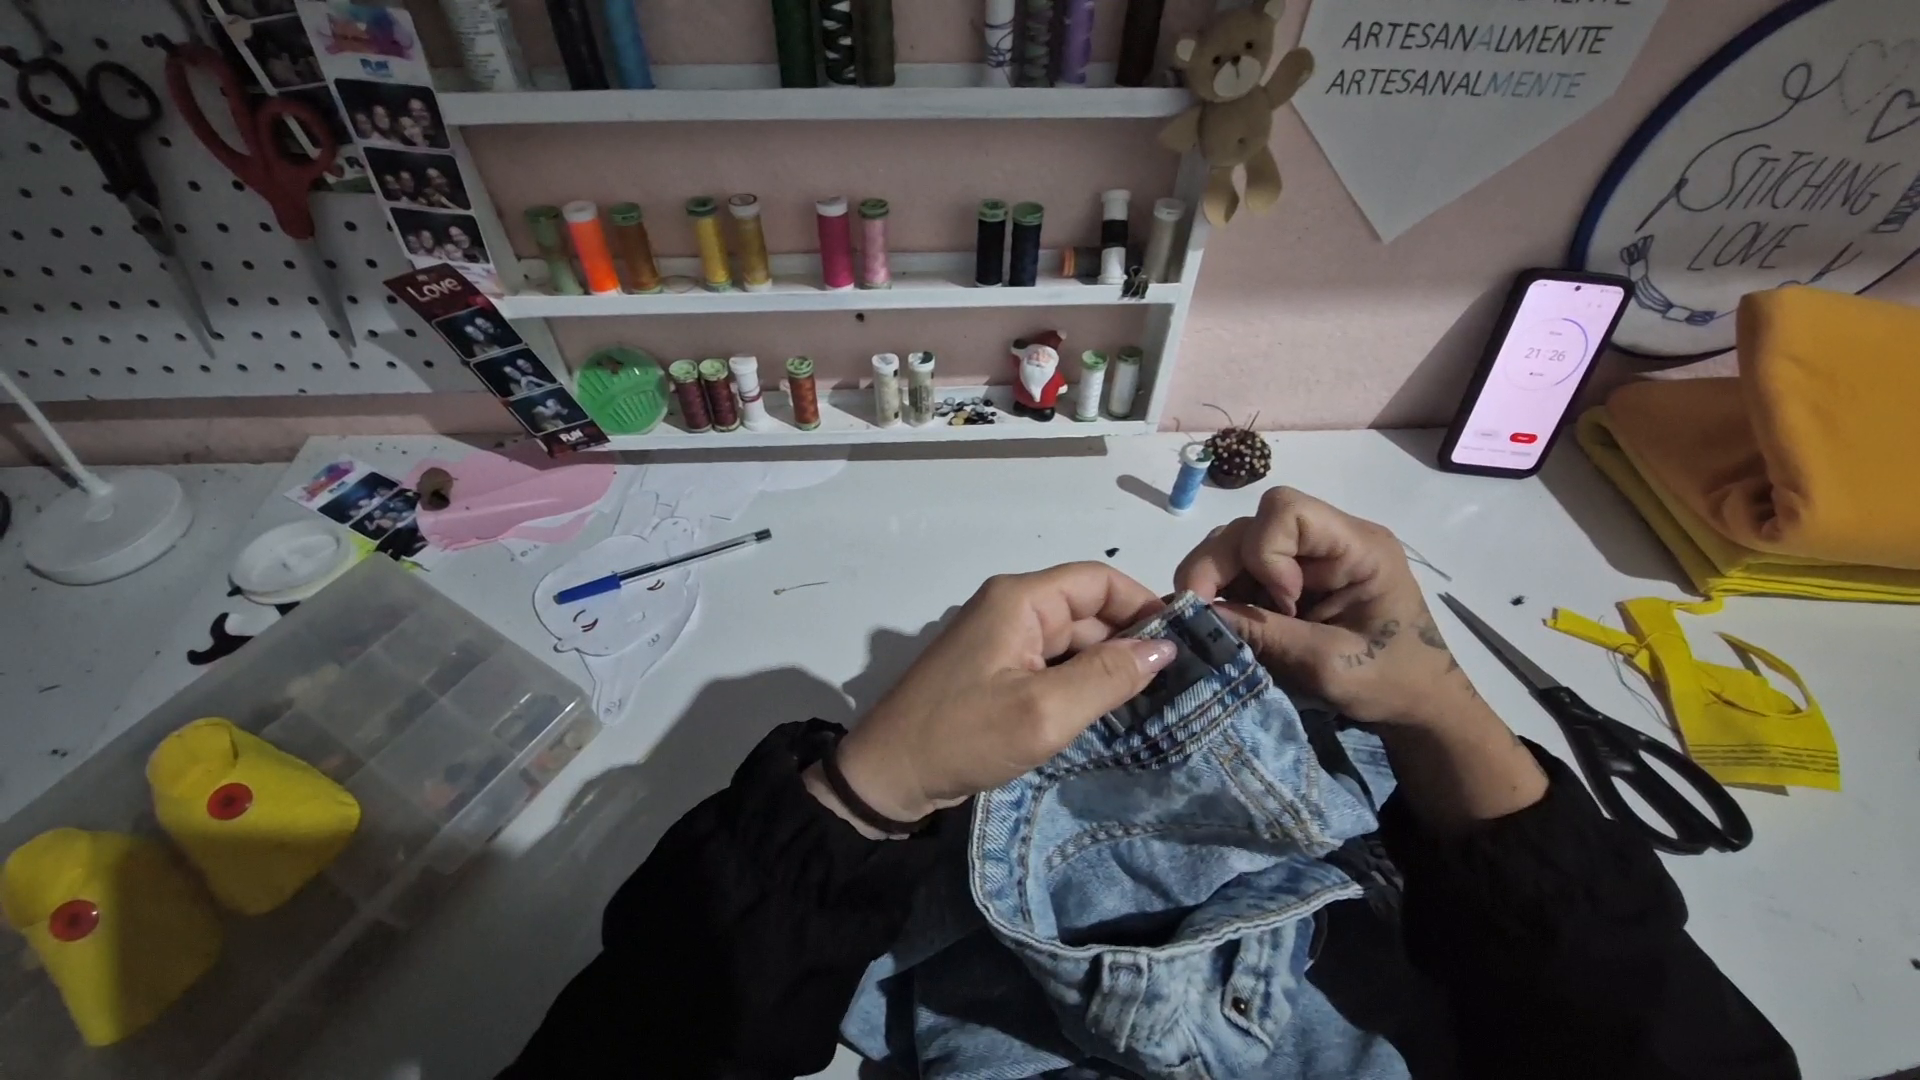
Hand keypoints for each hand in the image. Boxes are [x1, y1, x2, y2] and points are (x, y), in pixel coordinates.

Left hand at [815, 564, 1176, 832]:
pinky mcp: (995, 669)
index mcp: (1020, 600)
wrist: (888, 775)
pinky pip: (1050, 663)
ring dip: (1105, 665)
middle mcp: (1010, 608)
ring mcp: (1000, 639)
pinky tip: (1105, 710)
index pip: (1098, 580)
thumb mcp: (1045, 711)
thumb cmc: (965, 736)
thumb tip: (1164, 647)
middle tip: (1174, 684)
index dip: (1142, 604)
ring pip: (1071, 639)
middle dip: (1128, 640)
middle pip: (1086, 609)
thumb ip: (1108, 675)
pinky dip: (1079, 681)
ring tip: (1150, 701)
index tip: (1181, 643)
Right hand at [1173, 487, 1471, 726]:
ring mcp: (1302, 559)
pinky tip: (1223, 622)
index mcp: (1357, 548)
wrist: (1416, 705)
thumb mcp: (1329, 665)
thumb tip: (1199, 616)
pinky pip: (1237, 571)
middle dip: (1217, 568)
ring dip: (1214, 582)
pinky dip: (1220, 594)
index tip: (1279, 605)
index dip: (1263, 551)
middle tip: (1202, 614)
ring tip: (1216, 623)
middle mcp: (1326, 540)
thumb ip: (1265, 635)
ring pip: (1234, 545)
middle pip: (1250, 527)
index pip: (1288, 511)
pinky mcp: (1285, 578)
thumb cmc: (1390, 683)